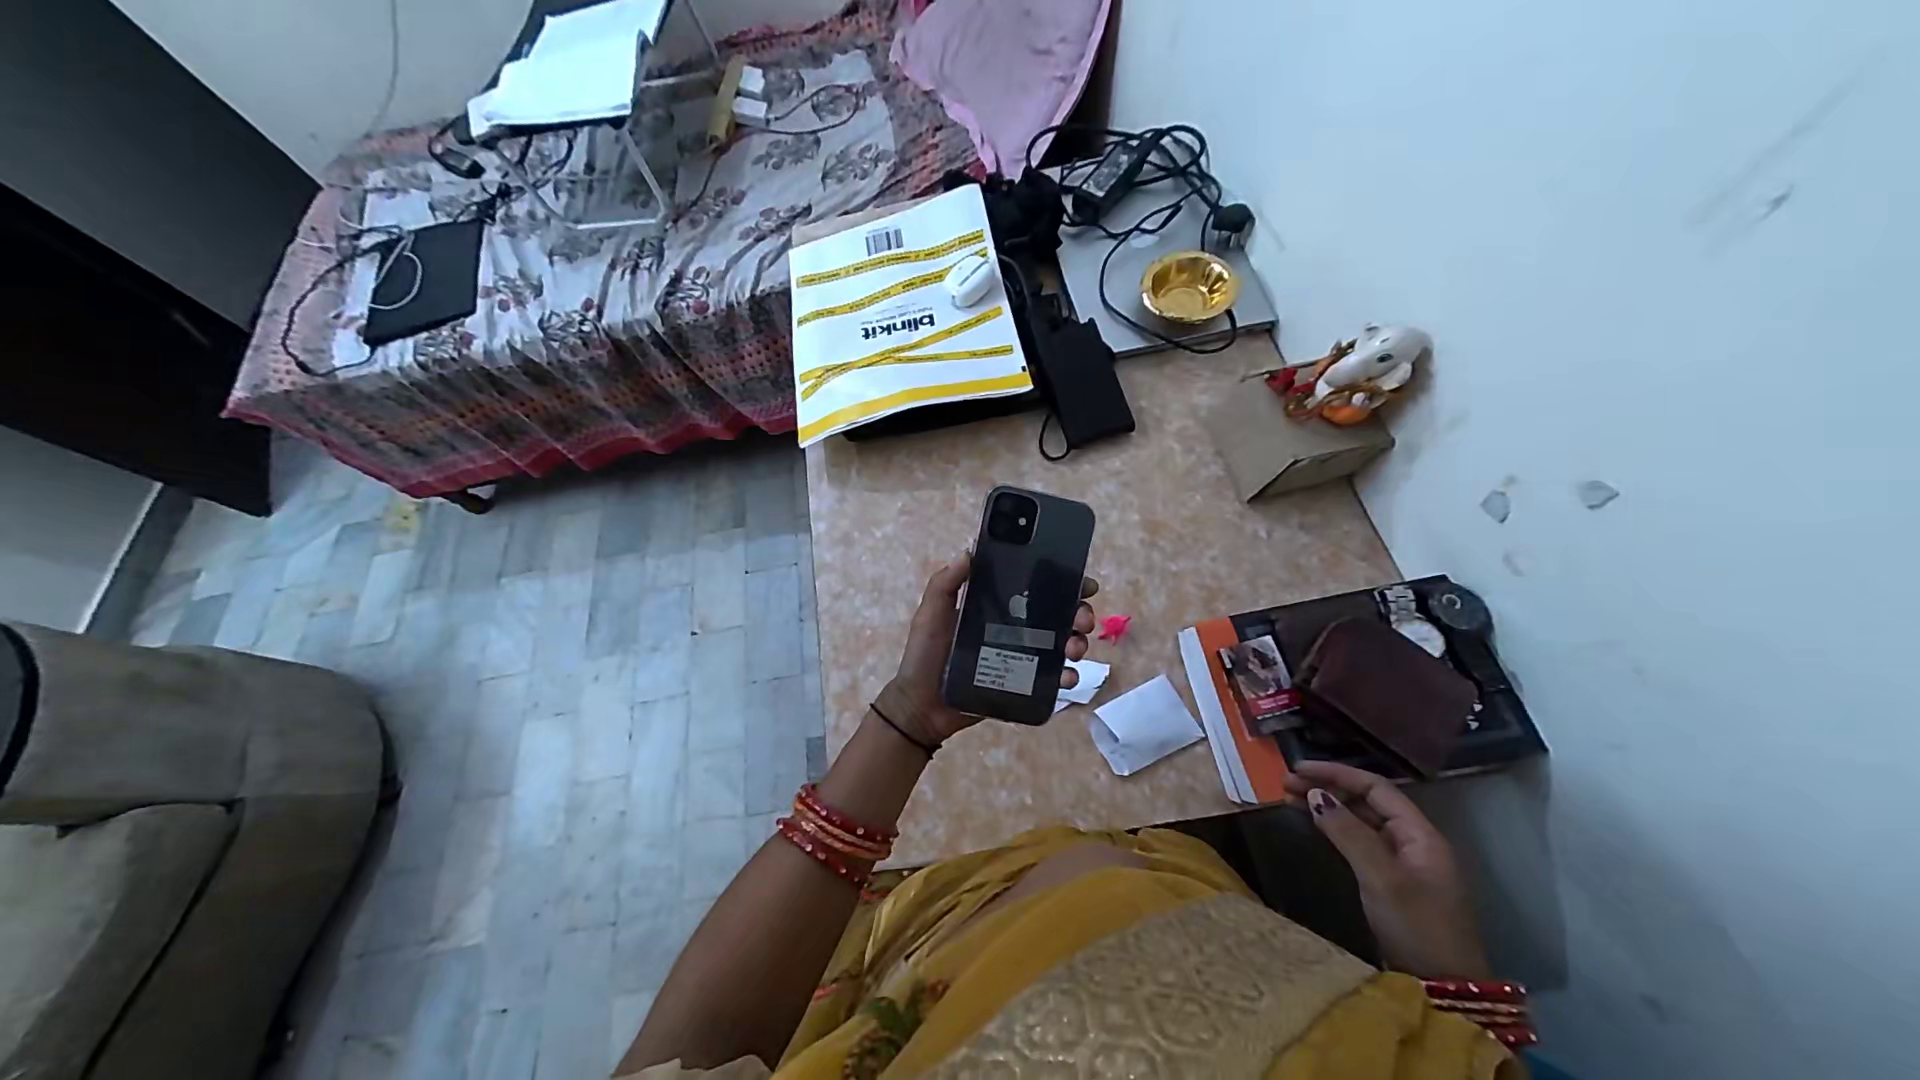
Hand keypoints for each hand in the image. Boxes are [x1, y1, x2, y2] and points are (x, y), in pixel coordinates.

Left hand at [876, 552, 1097, 747]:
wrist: (921, 706)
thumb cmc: (925, 655)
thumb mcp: (931, 614)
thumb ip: (945, 584)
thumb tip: (969, 551)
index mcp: (996, 605)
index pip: (1035, 587)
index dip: (1063, 582)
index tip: (1082, 583)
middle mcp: (1014, 627)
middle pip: (1058, 614)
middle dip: (1079, 613)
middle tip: (1082, 619)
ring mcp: (1021, 656)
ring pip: (1061, 643)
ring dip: (1077, 641)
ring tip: (1074, 648)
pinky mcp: (1022, 683)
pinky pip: (1051, 678)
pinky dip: (1066, 676)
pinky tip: (1067, 677)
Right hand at [1283, 761, 1490, 978]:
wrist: (1445, 988)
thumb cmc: (1416, 926)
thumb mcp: (1380, 877)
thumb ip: (1348, 833)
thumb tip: (1316, 795)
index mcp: (1419, 833)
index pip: (1374, 787)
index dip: (1336, 773)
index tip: (1297, 769)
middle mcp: (1412, 840)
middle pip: (1366, 800)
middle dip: (1327, 787)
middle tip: (1285, 784)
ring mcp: (1402, 861)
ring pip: (1360, 819)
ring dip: (1327, 805)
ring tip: (1290, 799)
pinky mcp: (1390, 879)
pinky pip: (1358, 839)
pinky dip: (1333, 826)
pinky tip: (1314, 824)